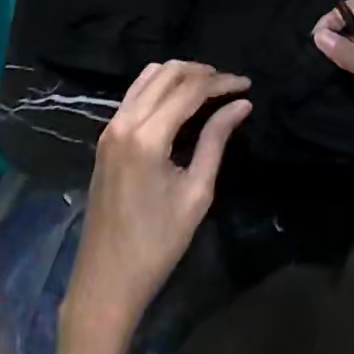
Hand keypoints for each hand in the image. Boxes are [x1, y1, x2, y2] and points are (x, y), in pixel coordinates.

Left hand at [59, 61, 251, 353]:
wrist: (106, 281)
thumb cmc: (157, 244)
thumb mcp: (196, 193)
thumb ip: (216, 140)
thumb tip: (241, 104)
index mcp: (147, 137)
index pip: (190, 89)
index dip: (222, 82)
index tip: (247, 84)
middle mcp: (124, 122)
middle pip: (167, 72)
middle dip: (202, 72)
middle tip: (229, 85)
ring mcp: (110, 127)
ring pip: (148, 76)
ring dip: (180, 75)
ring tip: (209, 88)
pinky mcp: (106, 137)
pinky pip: (135, 93)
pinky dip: (161, 87)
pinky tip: (181, 101)